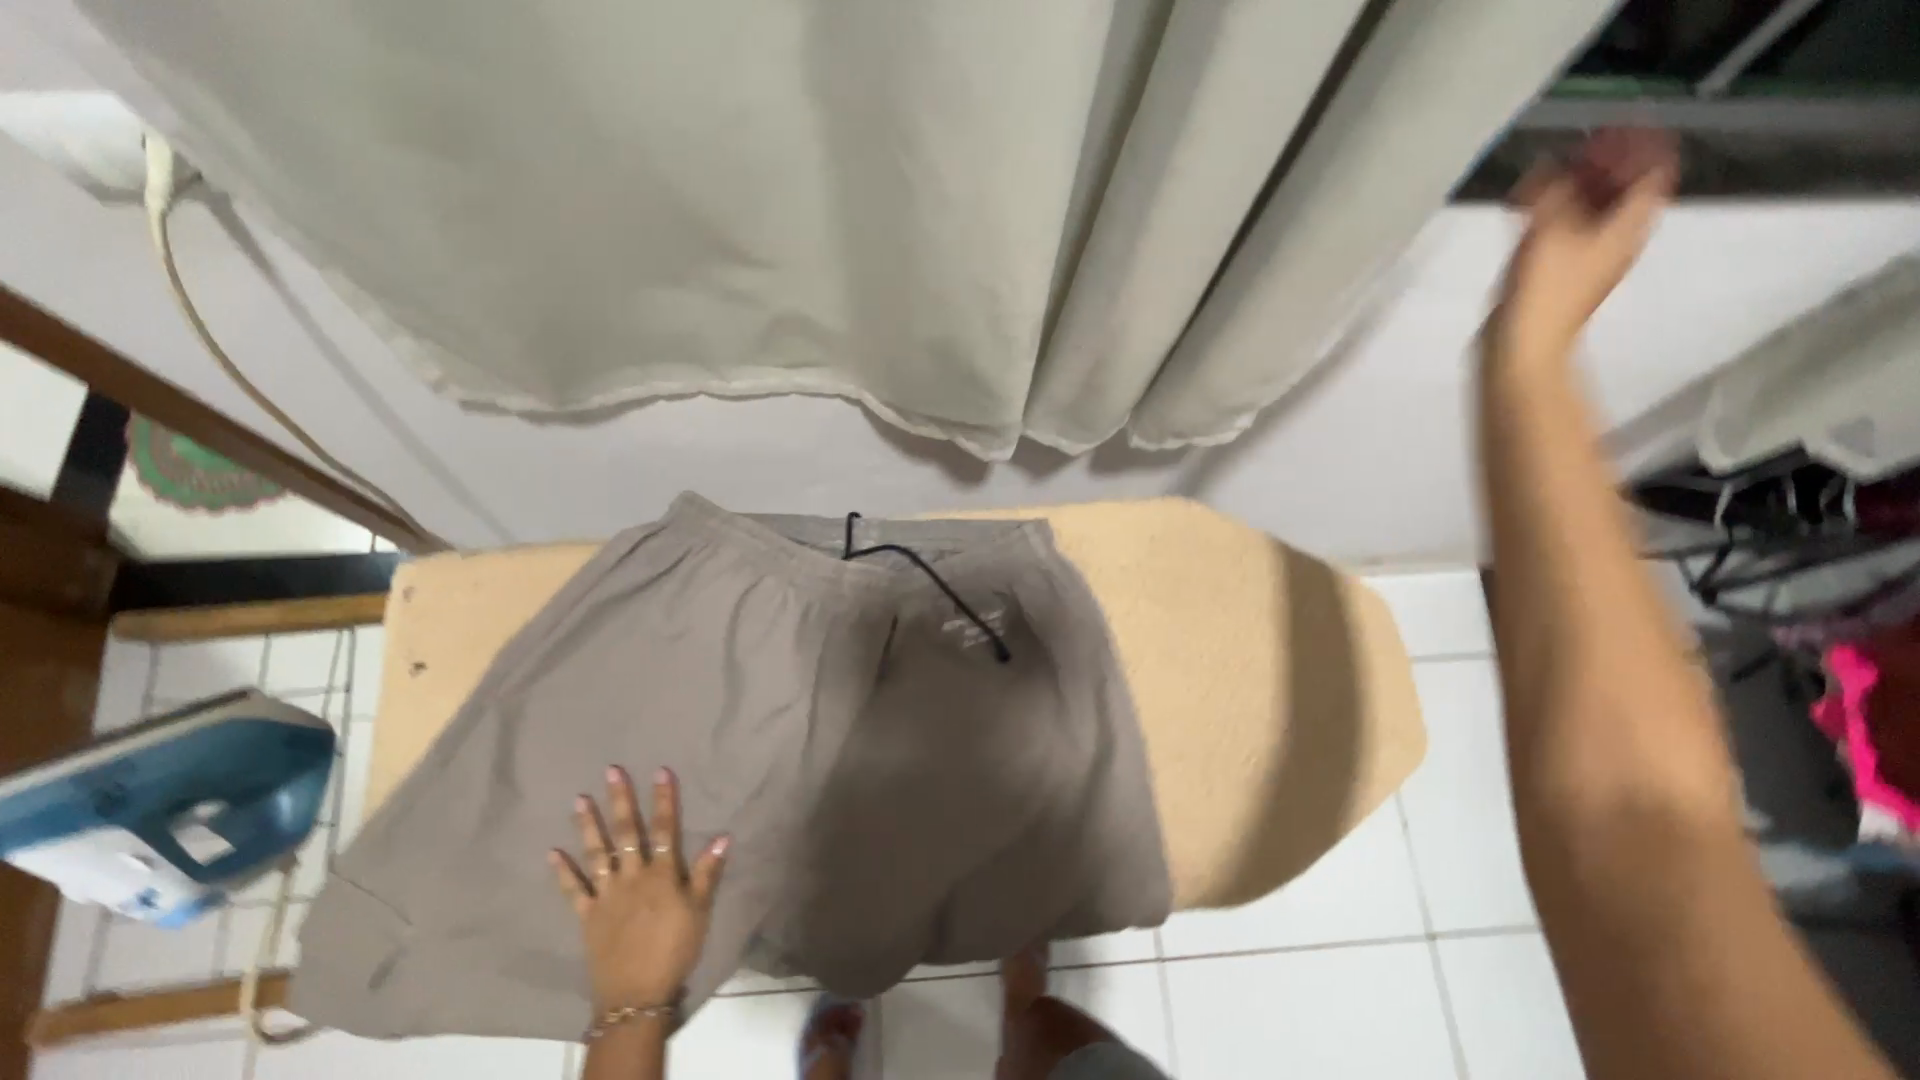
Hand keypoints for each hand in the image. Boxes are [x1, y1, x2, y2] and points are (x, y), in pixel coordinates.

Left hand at [549, 766, 730, 1011]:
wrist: (636, 992)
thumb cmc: (676, 949)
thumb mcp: (701, 911)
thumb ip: (708, 873)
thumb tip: (723, 835)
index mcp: (662, 874)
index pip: (666, 829)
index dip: (665, 800)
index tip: (661, 771)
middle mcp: (632, 876)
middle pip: (628, 832)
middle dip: (621, 800)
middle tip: (611, 771)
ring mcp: (606, 894)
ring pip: (597, 853)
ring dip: (588, 825)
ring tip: (579, 799)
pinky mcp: (588, 915)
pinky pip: (574, 890)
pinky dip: (563, 871)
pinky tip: (552, 853)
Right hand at [1491, 128, 1677, 363]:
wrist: (1523, 346)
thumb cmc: (1545, 290)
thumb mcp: (1550, 229)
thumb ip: (1552, 191)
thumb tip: (1549, 167)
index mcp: (1628, 224)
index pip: (1652, 172)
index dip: (1641, 143)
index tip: (1622, 122)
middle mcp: (1615, 238)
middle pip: (1623, 189)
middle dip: (1607, 162)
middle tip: (1585, 141)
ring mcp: (1586, 257)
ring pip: (1592, 209)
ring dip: (1577, 185)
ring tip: (1554, 167)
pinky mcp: (1558, 272)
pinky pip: (1564, 228)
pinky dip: (1553, 211)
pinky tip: (1530, 204)